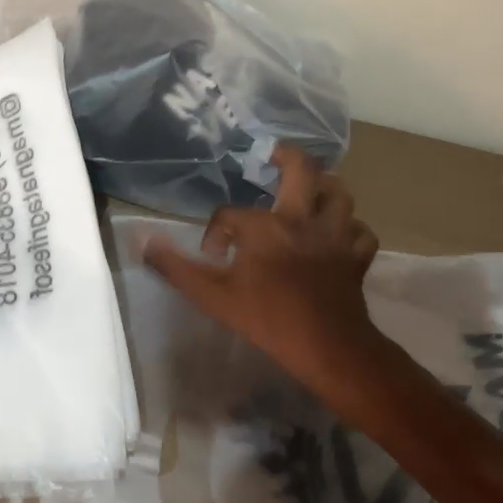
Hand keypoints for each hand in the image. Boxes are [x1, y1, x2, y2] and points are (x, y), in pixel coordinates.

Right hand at [143, 143, 379, 375]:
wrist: (328, 347)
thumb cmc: (268, 318)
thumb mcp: (213, 296)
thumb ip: (176, 267)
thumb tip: (142, 241)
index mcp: (265, 226)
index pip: (231, 214)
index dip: (216, 232)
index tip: (213, 257)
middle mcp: (303, 219)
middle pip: (304, 169)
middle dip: (287, 156)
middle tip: (272, 155)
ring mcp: (335, 236)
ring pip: (340, 194)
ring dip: (325, 189)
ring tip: (310, 192)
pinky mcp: (356, 257)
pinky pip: (360, 232)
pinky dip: (350, 230)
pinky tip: (337, 237)